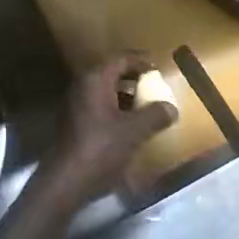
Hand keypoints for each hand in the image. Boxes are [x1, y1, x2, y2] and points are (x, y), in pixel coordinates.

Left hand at [31, 53, 177, 211]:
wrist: (67, 180)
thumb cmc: (101, 148)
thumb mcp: (134, 131)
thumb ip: (155, 115)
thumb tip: (171, 108)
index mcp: (95, 79)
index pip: (121, 58)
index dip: (141, 60)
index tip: (158, 67)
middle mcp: (82, 85)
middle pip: (111, 72)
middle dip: (133, 77)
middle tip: (154, 84)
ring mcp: (75, 103)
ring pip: (104, 89)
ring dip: (125, 93)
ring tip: (146, 104)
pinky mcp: (73, 121)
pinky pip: (98, 104)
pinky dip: (115, 107)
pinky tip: (129, 123)